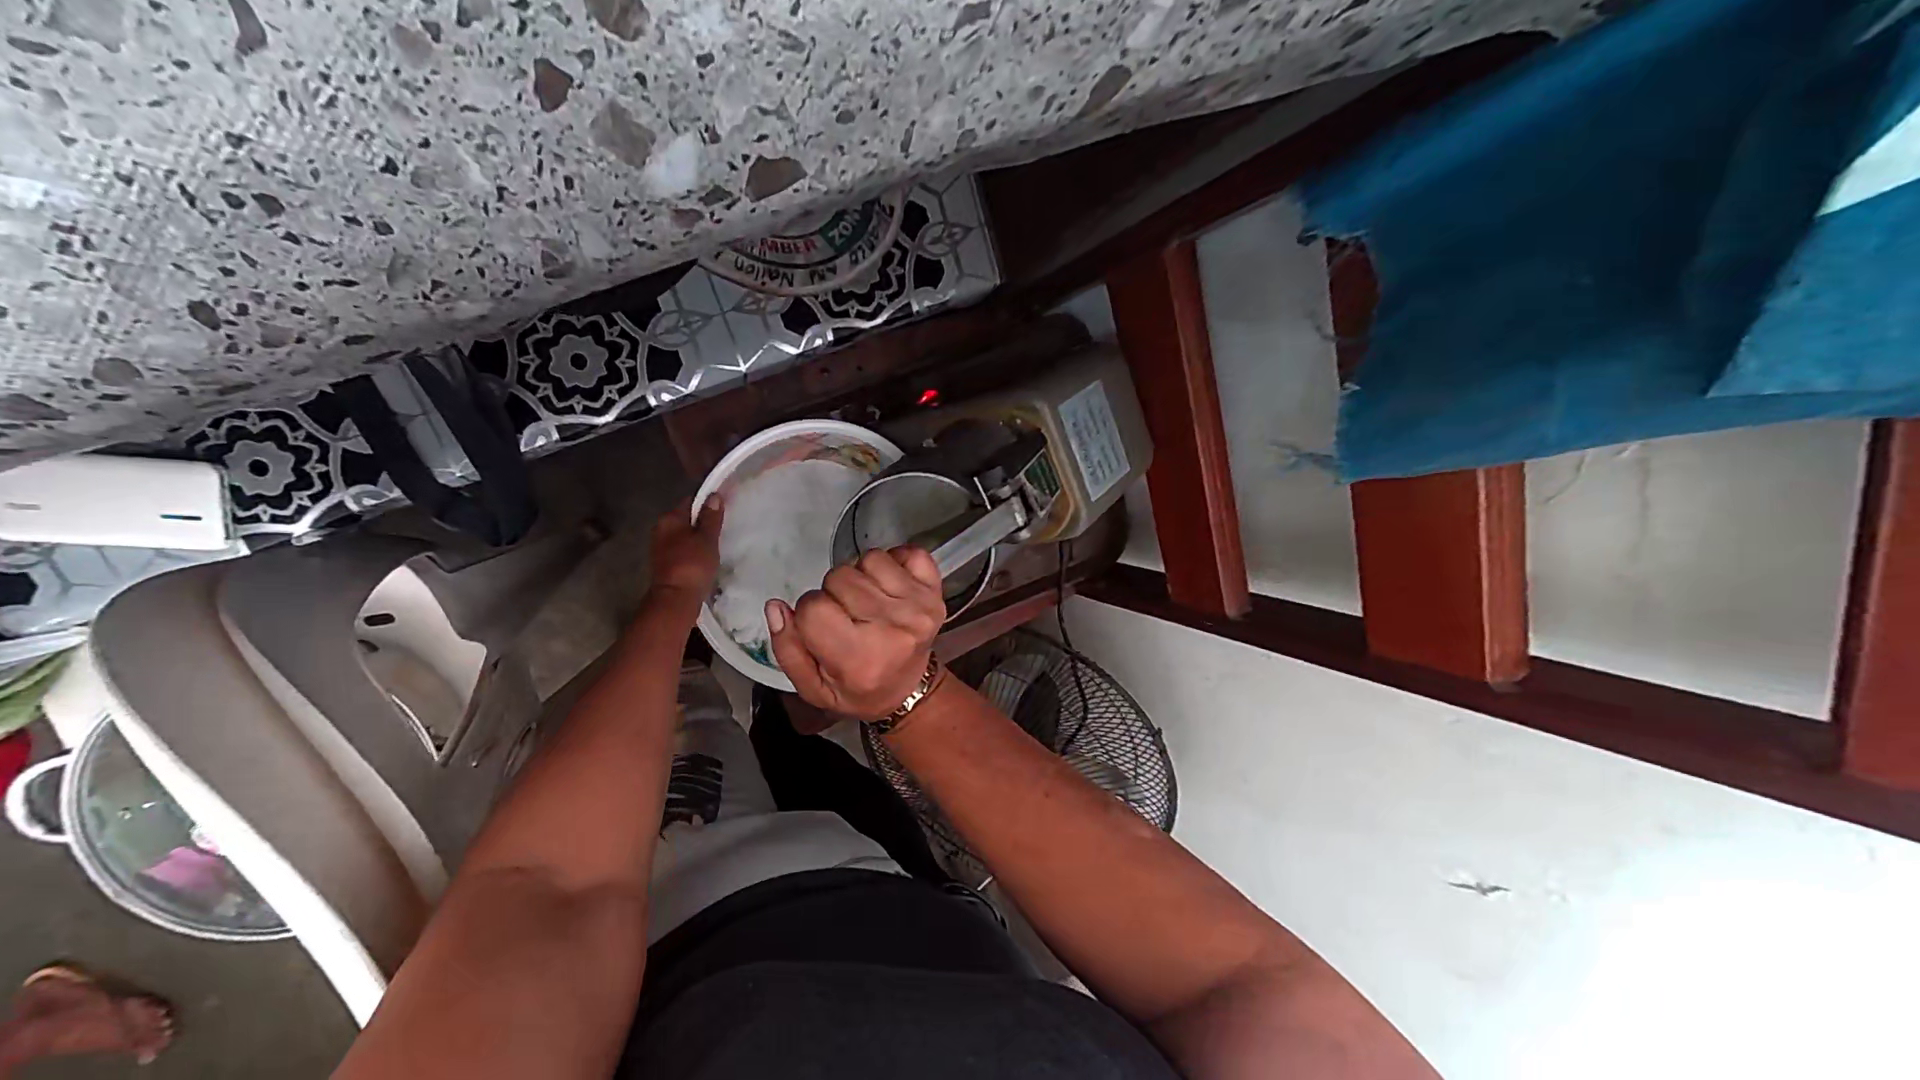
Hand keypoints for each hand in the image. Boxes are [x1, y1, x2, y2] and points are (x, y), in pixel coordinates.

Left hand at [649, 495, 722, 600]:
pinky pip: (681, 550)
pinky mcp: (664, 563)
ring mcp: (660, 547)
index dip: (707, 504)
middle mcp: (660, 529)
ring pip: (683, 536)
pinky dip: (692, 551)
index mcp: (669, 519)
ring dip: (697, 538)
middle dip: (702, 522)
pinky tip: (705, 558)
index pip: (690, 502)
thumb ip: (711, 517)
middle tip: (722, 528)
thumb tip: (713, 496)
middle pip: (685, 519)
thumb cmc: (693, 564)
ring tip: (716, 544)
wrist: (675, 599)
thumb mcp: (707, 538)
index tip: (723, 511)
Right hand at [766, 546, 945, 720]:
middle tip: (846, 617)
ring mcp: (918, 607)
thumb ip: (788, 649)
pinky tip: (888, 587)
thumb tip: (775, 606)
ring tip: (866, 603)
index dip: (809, 613)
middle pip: (840, 578)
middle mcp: (893, 629)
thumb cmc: (858, 689)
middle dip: (834, 593)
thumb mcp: (813, 688)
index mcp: (859, 658)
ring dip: (861, 576)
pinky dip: (894, 563)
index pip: (814, 608)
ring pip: (870, 559)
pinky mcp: (935, 592)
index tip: (821, 629)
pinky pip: (909, 552)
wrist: (909, 691)